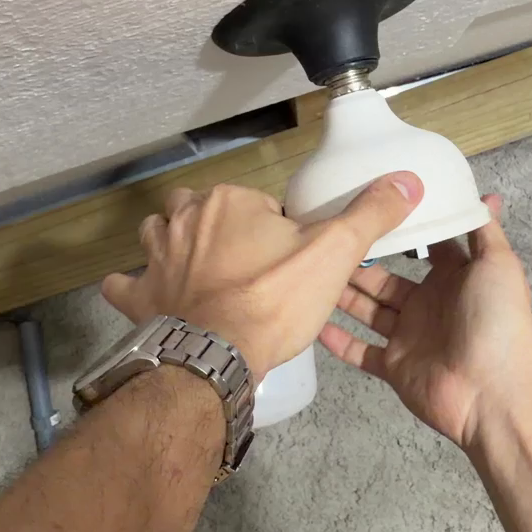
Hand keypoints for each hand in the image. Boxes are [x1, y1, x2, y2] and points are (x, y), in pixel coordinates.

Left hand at [101, 173, 422, 379]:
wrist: (219, 353)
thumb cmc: (275, 298)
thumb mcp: (334, 253)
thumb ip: (369, 214)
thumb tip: (408, 179)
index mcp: (231, 201)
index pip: (257, 205)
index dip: (274, 231)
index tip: (287, 262)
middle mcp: (185, 218)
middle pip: (202, 210)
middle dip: (219, 228)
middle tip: (247, 265)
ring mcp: (155, 256)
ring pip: (158, 234)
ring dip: (172, 244)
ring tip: (196, 270)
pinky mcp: (138, 296)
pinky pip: (124, 284)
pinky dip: (132, 287)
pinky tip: (146, 295)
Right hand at [319, 195, 531, 449]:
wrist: (492, 391)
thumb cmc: (495, 320)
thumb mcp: (497, 265)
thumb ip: (484, 231)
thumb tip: (488, 196)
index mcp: (451, 280)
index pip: (421, 250)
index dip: (399, 231)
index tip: (369, 207)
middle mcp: (426, 306)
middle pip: (384, 280)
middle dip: (358, 262)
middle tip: (326, 238)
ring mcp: (407, 338)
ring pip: (367, 311)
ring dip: (342, 295)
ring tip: (312, 271)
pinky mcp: (392, 367)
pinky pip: (359, 352)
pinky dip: (337, 341)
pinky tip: (311, 320)